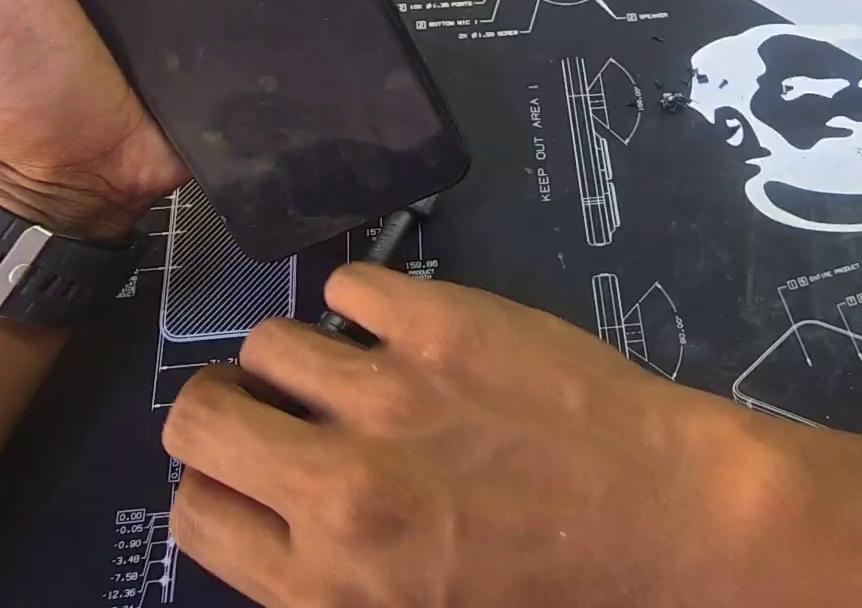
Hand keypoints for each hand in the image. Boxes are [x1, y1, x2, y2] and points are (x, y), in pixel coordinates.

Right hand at [162, 266, 795, 606]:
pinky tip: (398, 323)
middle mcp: (337, 490)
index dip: (210, 479)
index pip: (196, 513)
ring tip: (343, 360)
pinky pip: (350, 283)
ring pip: (270, 341)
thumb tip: (272, 511)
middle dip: (219, 403)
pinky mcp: (439, 323)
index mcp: (323, 588)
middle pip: (201, 414)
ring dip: (295, 351)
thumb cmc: (549, 588)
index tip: (241, 462)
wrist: (664, 515)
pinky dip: (362, 299)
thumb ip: (321, 576)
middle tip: (264, 398)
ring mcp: (388, 395)